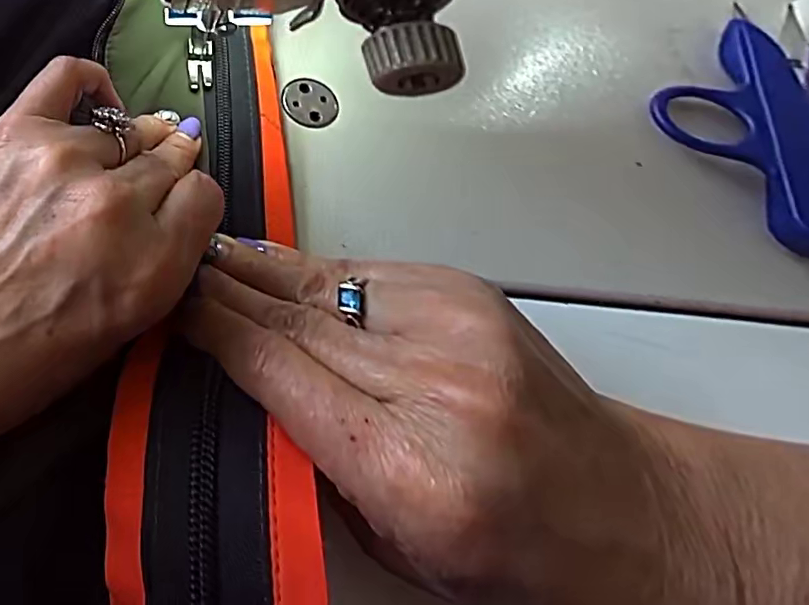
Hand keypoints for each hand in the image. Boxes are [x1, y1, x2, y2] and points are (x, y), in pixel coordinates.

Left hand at [0, 57, 223, 459]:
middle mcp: (113, 208)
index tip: (175, 210)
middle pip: (172, 158)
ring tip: (92, 179)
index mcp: (145, 270)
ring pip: (127, 131)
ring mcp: (63, 160)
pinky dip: (93, 86)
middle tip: (134, 197)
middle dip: (160, 179)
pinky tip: (97, 106)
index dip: (189, 205)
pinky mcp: (16, 131)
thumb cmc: (2, 362)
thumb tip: (180, 200)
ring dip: (120, 153)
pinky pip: (73, 76)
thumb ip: (159, 264)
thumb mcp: (112, 338)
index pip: (205, 196)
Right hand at [183, 242, 714, 603]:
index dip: (221, 330)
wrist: (625, 507)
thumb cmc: (516, 550)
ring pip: (325, 281)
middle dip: (230, 289)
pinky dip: (317, 273)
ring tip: (220, 258)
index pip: (280, 370)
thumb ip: (313, 458)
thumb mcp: (394, 542)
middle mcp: (434, 381)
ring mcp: (455, 323)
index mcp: (411, 467)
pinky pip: (364, 270)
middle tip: (187, 270)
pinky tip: (285, 270)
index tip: (183, 309)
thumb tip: (248, 374)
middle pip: (297, 315)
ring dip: (265, 270)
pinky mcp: (465, 290)